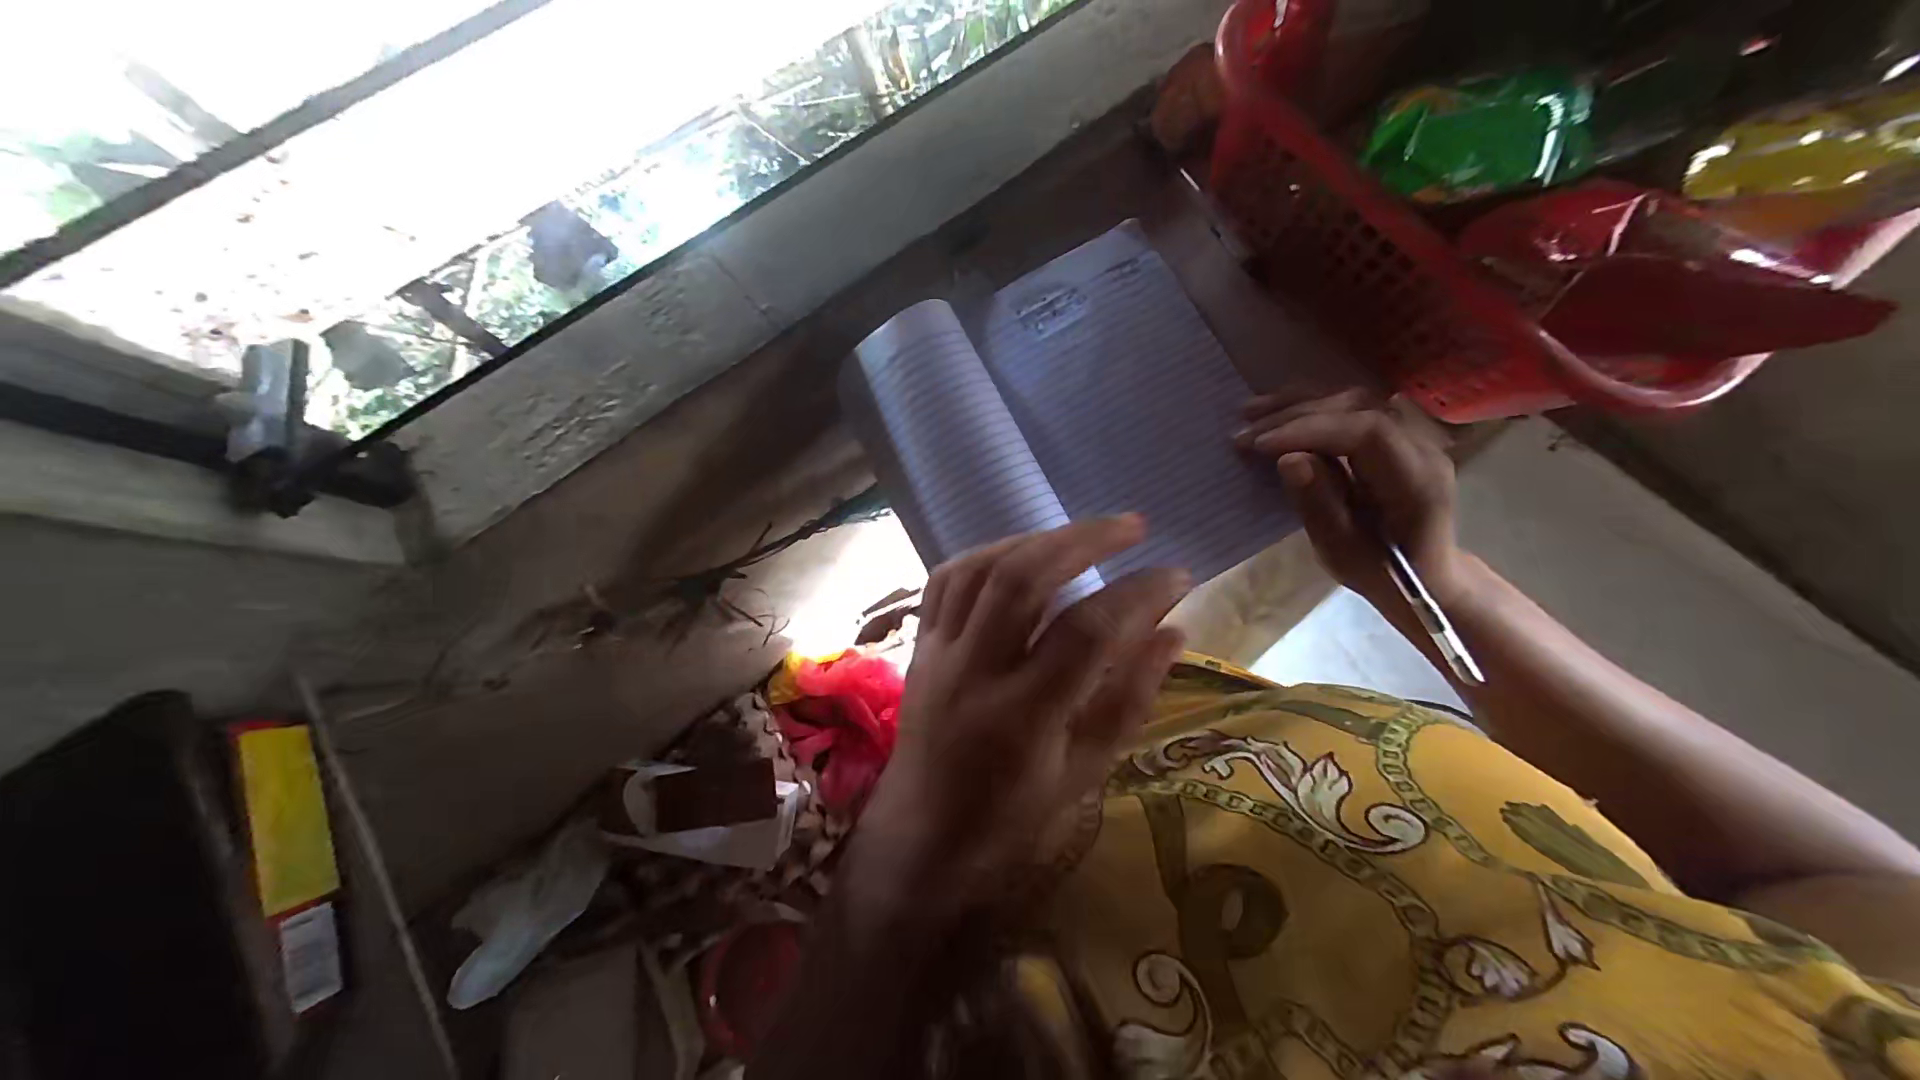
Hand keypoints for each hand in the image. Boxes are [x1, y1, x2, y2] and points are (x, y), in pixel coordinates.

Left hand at [842, 517, 1189, 929]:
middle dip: (1083, 540)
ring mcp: (939, 654)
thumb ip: (1129, 699)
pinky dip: (989, 554)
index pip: (1088, 632)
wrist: (921, 836)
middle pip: (1023, 580)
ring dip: (1036, 539)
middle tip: (1132, 526)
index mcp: (1024, 717)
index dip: (1139, 594)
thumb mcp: (1084, 773)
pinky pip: (947, 580)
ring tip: (1082, 534)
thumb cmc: (1011, 820)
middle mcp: (975, 673)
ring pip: (980, 569)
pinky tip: (1022, 553)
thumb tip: (1174, 631)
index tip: (1177, 575)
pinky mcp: (920, 646)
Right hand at [1235, 389, 1465, 608]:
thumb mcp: (1342, 552)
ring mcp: (1410, 435)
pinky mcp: (1393, 434)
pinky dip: (1310, 405)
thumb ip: (1318, 504)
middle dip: (1296, 416)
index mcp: (1415, 481)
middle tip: (1245, 434)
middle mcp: (1422, 447)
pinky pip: (1352, 406)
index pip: (1367, 432)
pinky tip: (1276, 410)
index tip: (1260, 445)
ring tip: (1250, 413)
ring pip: (1353, 399)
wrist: (1422, 572)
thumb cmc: (1381, 571)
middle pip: (1359, 407)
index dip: (1310, 431)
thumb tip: (1288, 459)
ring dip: (1298, 403)